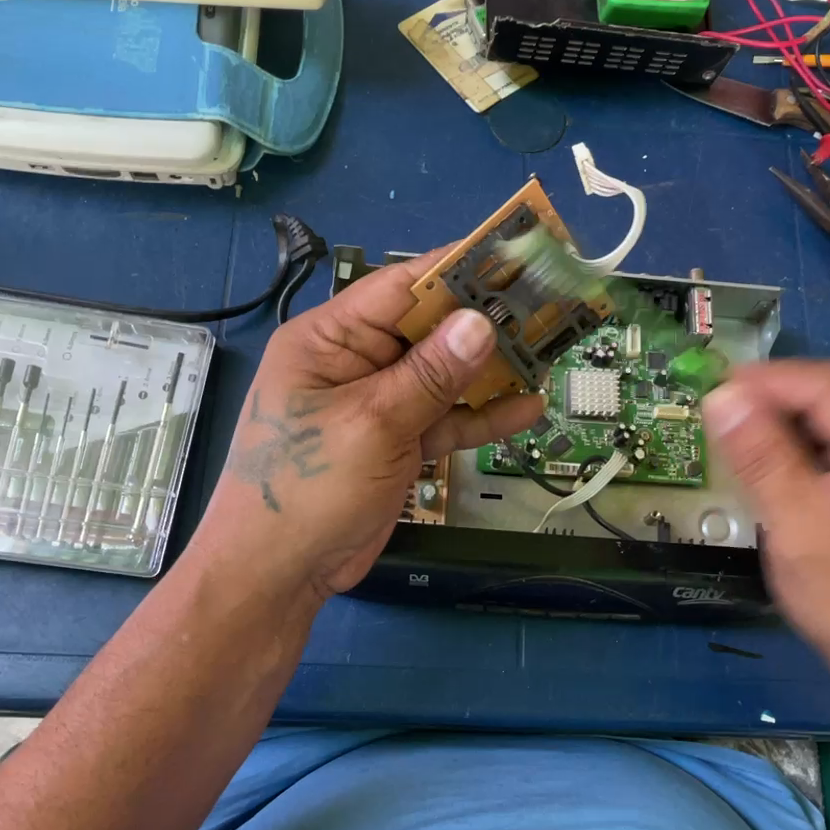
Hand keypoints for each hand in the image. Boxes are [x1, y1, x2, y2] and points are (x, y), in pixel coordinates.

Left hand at [188, 250, 545, 600]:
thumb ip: (428, 375)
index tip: (515, 255)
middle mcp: (355, 363)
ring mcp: (379, 405)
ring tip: (550, 353)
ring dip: (493, 370)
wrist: (279, 574)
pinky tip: (526, 409)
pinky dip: (482, 417)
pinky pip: (445, 420)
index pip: (401, 288)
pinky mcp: (397, 444)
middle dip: (486, 322)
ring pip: (445, 376)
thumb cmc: (307, 490)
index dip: (459, 269)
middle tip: (550, 307)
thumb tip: (480, 322)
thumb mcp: (370, 425)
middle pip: (430, 331)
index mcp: (330, 339)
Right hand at [702, 361, 829, 686]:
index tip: (711, 389)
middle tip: (717, 417)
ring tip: (736, 439)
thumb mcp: (801, 531)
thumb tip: (721, 397)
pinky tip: (772, 463)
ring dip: (784, 426)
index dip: (766, 383)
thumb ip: (762, 460)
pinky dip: (802, 448)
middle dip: (773, 405)